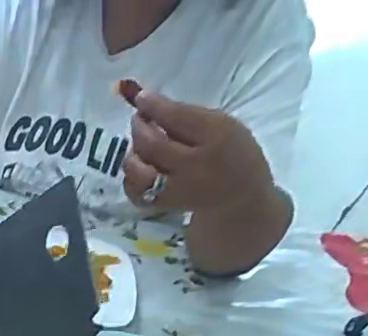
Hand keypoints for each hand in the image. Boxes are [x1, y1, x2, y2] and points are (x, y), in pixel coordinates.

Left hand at [119, 89, 276, 215]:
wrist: (237, 194)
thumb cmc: (230, 152)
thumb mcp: (222, 125)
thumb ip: (188, 119)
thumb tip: (152, 108)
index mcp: (216, 136)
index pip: (178, 118)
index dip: (155, 107)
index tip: (141, 97)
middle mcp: (193, 165)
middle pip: (153, 146)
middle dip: (139, 129)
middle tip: (137, 119)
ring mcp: (175, 189)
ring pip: (139, 173)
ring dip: (132, 156)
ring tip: (137, 146)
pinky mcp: (162, 206)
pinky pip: (135, 193)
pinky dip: (130, 178)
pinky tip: (137, 168)